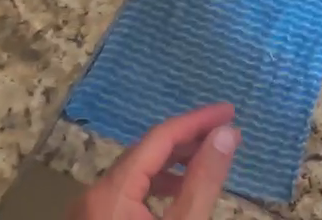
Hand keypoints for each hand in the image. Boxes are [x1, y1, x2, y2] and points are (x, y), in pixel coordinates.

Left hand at [69, 104, 240, 219]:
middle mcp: (93, 193)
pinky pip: (130, 191)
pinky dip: (158, 184)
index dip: (198, 120)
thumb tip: (227, 132)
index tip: (231, 112)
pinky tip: (180, 191)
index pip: (160, 137)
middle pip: (148, 151)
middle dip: (189, 138)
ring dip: (175, 161)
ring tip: (209, 159)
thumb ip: (202, 180)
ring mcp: (90, 211)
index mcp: (110, 190)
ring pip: (139, 171)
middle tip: (226, 133)